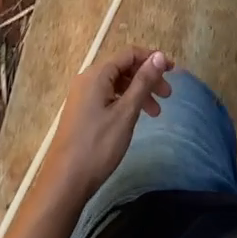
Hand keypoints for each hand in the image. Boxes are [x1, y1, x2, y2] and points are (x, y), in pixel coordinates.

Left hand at [40, 47, 173, 197]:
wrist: (64, 183)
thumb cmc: (98, 146)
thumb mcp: (126, 112)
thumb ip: (143, 82)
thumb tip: (159, 56)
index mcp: (97, 75)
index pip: (129, 54)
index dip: (152, 59)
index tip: (173, 72)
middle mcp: (87, 80)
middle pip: (123, 68)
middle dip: (147, 78)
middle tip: (167, 96)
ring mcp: (82, 97)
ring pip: (116, 84)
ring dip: (138, 93)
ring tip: (155, 113)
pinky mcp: (81, 112)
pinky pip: (107, 97)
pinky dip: (125, 102)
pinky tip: (133, 118)